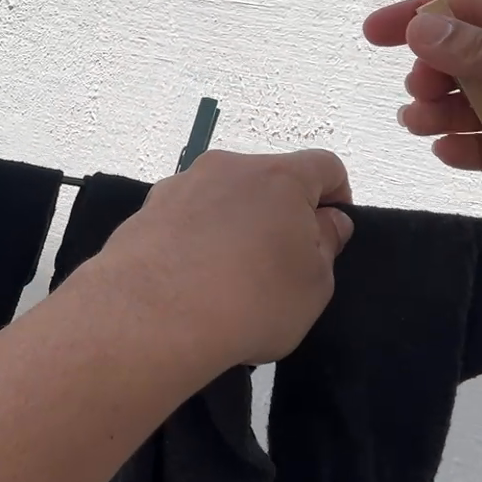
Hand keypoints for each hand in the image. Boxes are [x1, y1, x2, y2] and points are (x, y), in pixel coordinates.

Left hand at [94, 149, 355, 366]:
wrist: (151, 314)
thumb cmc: (251, 299)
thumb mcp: (314, 284)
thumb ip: (326, 244)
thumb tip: (325, 219)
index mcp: (277, 177)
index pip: (324, 166)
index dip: (337, 197)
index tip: (329, 234)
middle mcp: (226, 168)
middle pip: (266, 181)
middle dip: (279, 214)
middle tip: (279, 266)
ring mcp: (179, 186)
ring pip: (221, 198)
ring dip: (233, 225)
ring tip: (228, 280)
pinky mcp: (145, 211)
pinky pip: (184, 219)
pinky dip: (194, 239)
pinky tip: (190, 281)